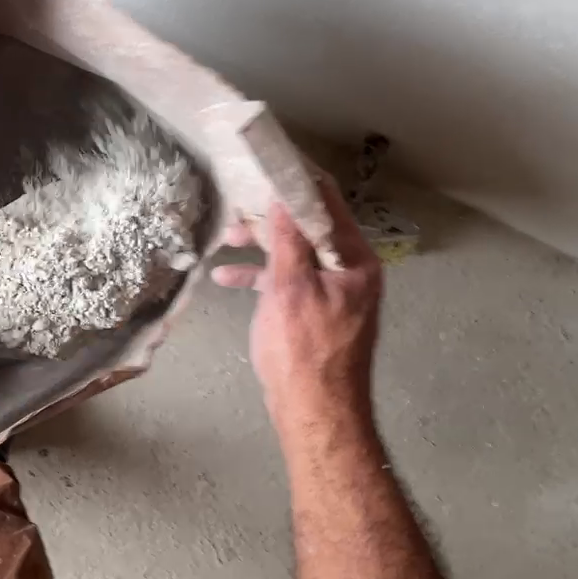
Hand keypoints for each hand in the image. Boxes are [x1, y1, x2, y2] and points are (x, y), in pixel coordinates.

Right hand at [210, 177, 382, 437]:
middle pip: (309, 226)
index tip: (263, 168)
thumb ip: (287, 241)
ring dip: (259, 244)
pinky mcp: (315, 310)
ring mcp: (332, 290)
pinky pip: (288, 280)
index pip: (328, 203)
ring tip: (224, 240)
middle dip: (269, 216)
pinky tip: (226, 278)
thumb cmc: (302, 350)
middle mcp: (348, 269)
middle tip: (234, 207)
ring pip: (294, 252)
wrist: (314, 411)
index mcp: (353, 260)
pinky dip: (260, 276)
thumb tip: (283, 198)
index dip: (296, 183)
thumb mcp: (289, 289)